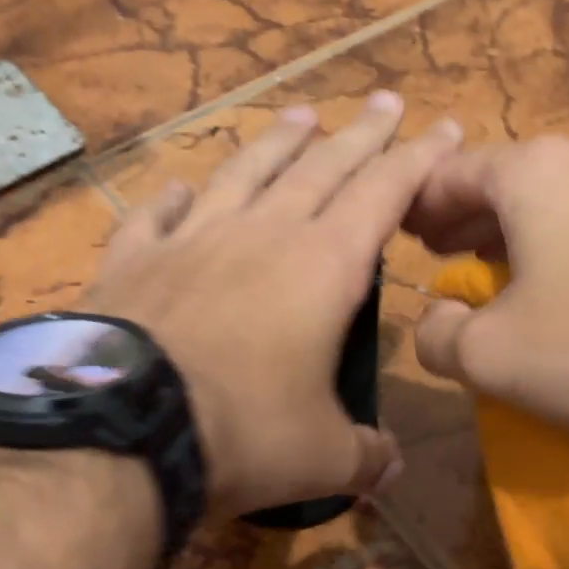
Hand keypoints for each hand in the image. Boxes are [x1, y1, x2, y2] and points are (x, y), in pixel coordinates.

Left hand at [87, 94, 462, 515]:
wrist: (124, 426)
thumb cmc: (243, 433)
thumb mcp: (321, 457)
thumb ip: (364, 455)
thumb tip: (390, 468)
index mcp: (322, 266)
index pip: (384, 193)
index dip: (418, 158)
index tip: (444, 125)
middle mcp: (263, 233)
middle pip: (323, 167)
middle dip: (361, 133)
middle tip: (384, 100)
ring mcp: (193, 237)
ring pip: (246, 172)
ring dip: (277, 142)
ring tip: (300, 115)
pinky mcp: (134, 256)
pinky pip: (156, 215)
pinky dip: (171, 198)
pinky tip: (179, 187)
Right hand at [402, 136, 568, 452]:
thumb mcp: (492, 358)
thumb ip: (437, 335)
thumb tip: (435, 320)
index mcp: (538, 174)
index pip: (452, 172)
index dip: (418, 203)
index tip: (402, 231)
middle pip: (513, 183)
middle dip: (472, 218)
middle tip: (448, 254)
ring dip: (533, 232)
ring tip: (519, 271)